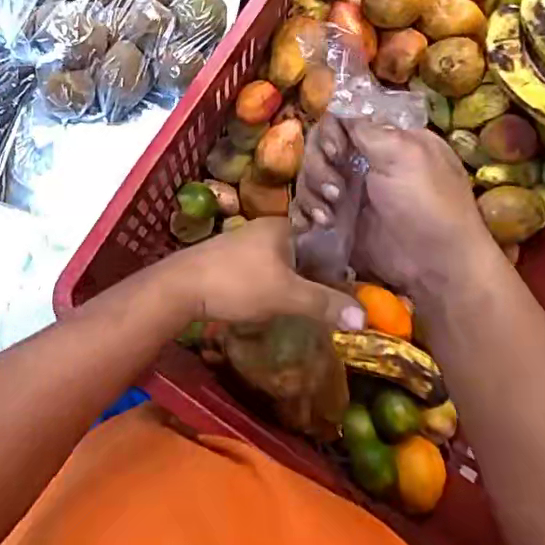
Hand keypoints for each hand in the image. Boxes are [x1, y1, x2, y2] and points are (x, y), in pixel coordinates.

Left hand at [157, 217, 365, 330]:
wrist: (180, 287)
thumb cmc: (237, 283)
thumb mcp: (286, 295)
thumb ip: (324, 303)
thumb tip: (365, 317)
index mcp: (282, 226)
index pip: (323, 238)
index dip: (339, 261)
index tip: (353, 286)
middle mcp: (265, 229)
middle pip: (303, 251)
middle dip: (318, 274)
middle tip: (336, 302)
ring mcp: (245, 243)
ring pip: (283, 262)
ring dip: (297, 282)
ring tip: (312, 306)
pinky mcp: (230, 260)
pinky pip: (265, 270)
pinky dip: (277, 285)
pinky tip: (279, 303)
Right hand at [291, 115, 501, 299]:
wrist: (437, 266)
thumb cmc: (428, 204)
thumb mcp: (404, 154)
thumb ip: (367, 128)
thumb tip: (340, 105)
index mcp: (386, 139)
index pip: (342, 119)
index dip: (331, 131)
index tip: (336, 151)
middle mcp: (365, 161)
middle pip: (319, 147)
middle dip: (319, 166)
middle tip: (335, 191)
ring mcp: (349, 191)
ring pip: (309, 176)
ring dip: (313, 192)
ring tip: (328, 215)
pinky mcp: (338, 220)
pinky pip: (307, 206)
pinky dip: (307, 212)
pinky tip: (318, 224)